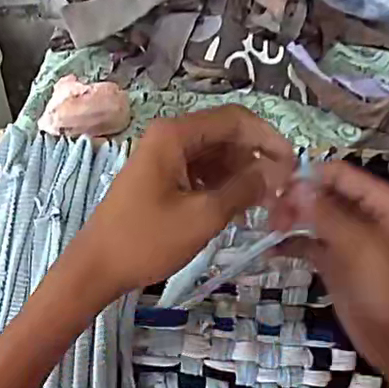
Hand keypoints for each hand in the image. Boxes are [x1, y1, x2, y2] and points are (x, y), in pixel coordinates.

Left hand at [58, 105, 291, 303]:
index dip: (268, 139)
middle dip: (255, 160)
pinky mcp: (158, 181)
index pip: (235, 119)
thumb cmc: (146, 240)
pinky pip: (198, 174)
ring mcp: (161, 160)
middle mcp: (168, 138)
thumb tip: (277, 172)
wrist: (95, 268)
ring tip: (262, 204)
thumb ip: (243, 189)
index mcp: (174, 134)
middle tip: (280, 191)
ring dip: (239, 176)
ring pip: (213, 157)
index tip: (292, 166)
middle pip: (224, 137)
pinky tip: (235, 209)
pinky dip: (219, 187)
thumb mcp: (203, 216)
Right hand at [275, 162, 388, 387]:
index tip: (275, 189)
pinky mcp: (337, 265)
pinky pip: (311, 245)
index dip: (308, 177)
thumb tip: (294, 186)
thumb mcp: (361, 248)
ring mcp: (351, 241)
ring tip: (266, 230)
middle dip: (295, 200)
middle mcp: (368, 216)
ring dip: (290, 221)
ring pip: (315, 219)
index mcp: (384, 204)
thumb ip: (327, 215)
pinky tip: (270, 250)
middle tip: (268, 216)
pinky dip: (292, 245)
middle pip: (324, 194)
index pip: (340, 175)